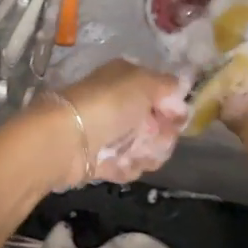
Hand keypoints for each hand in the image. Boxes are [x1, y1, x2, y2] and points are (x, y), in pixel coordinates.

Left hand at [27, 60, 185, 191]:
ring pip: (145, 149)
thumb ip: (166, 85)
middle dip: (162, 136)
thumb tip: (180, 90)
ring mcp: (109, 132)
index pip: (161, 94)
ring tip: (134, 154)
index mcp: (125, 79)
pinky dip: (125, 167)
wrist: (67, 139)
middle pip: (156, 125)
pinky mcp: (101, 159)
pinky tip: (119, 164)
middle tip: (154, 139)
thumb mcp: (144, 82)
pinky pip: (126, 166)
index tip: (176, 119)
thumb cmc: (108, 104)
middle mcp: (117, 103)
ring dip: (146, 154)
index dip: (172, 108)